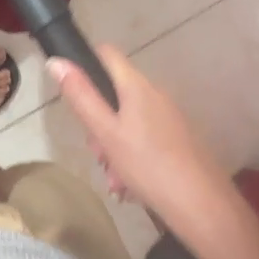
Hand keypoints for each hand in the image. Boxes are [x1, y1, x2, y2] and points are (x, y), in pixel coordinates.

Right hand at [49, 44, 239, 228]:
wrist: (202, 205)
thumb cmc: (148, 165)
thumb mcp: (105, 132)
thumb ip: (81, 96)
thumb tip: (56, 61)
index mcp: (137, 85)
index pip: (106, 53)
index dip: (85, 63)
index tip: (72, 91)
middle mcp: (155, 94)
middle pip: (115, 94)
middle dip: (98, 123)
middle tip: (96, 152)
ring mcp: (168, 117)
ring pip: (127, 122)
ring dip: (113, 148)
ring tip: (114, 180)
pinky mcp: (177, 140)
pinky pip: (144, 139)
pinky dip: (132, 158)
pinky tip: (130, 187)